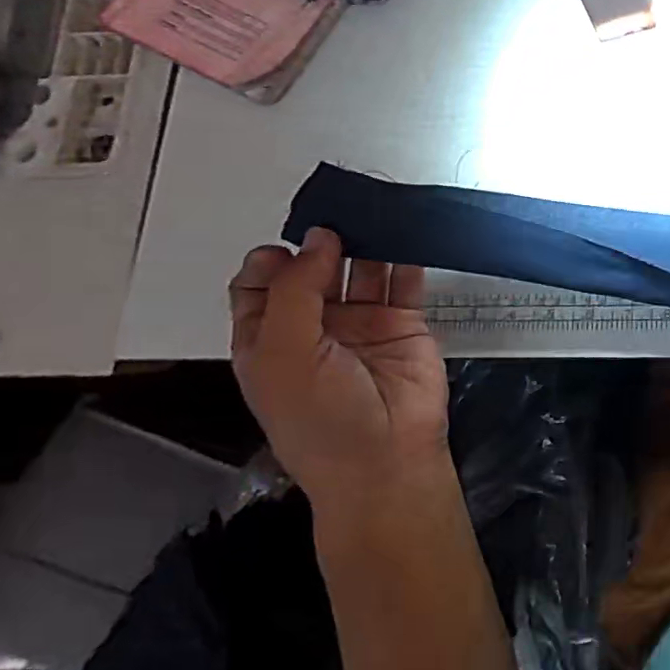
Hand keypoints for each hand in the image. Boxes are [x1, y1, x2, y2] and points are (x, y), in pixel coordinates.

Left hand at [228, 228, 451, 514]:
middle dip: (323, 243)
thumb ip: (296, 290)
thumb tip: (321, 237)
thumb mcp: (283, 353)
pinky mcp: (405, 321)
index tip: (294, 241)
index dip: (273, 259)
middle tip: (341, 216)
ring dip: (367, 245)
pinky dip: (407, 258)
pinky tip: (409, 235)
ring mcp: (363, 322)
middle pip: (314, 270)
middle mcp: (315, 324)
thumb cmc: (318, 413)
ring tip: (376, 216)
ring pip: (361, 270)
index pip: (261, 284)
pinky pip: (404, 282)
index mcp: (269, 336)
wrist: (385, 453)